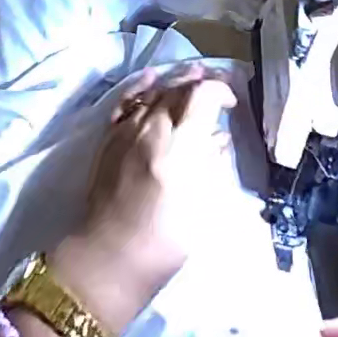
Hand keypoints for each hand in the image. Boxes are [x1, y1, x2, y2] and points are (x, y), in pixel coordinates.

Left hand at [50, 66, 236, 333]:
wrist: (106, 260)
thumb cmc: (163, 242)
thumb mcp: (201, 205)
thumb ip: (210, 164)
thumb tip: (217, 140)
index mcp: (179, 146)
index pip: (202, 96)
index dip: (220, 90)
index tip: (231, 103)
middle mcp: (151, 129)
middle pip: (178, 89)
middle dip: (200, 81)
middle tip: (217, 86)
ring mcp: (126, 132)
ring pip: (154, 92)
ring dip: (176, 82)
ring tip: (192, 76)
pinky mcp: (109, 140)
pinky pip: (126, 102)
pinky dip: (141, 87)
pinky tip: (151, 79)